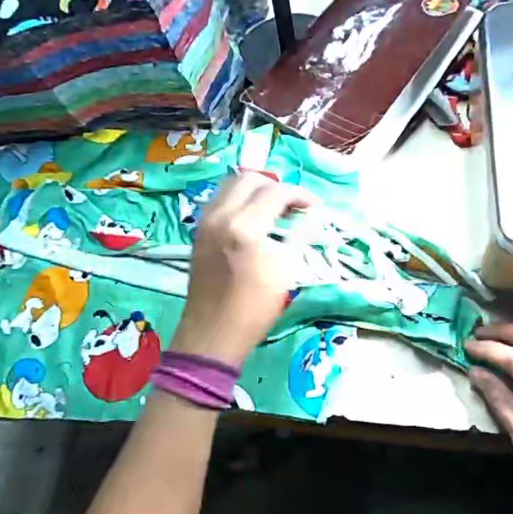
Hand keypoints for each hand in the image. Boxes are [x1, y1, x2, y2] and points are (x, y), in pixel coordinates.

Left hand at [173, 171, 316, 365]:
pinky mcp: (198, 233)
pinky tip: (253, 219)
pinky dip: (239, 200)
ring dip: (255, 190)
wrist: (211, 334)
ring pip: (230, 185)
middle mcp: (221, 217)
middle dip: (275, 185)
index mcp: (245, 227)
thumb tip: (310, 217)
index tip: (314, 205)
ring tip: (273, 209)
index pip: (276, 193)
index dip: (299, 194)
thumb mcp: (284, 274)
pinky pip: (219, 201)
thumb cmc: (253, 310)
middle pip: (250, 179)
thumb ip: (297, 238)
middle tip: (292, 204)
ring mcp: (205, 223)